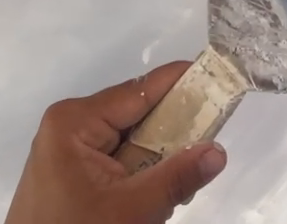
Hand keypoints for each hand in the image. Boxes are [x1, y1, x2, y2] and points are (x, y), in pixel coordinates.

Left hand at [3, 62, 228, 223]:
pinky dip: (140, 175)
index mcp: (75, 121)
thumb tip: (219, 151)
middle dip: (173, 130)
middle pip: (136, 114)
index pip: (140, 90)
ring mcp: (67, 152)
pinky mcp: (70, 176)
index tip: (218, 77)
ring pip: (130, 140)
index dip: (180, 83)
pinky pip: (116, 161)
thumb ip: (176, 178)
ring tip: (183, 181)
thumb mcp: (131, 213)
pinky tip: (156, 196)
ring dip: (158, 158)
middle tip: (209, 141)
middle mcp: (70, 126)